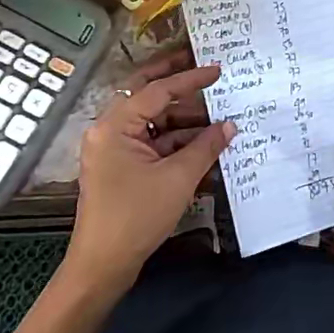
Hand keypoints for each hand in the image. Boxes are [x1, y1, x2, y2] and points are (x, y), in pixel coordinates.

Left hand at [66, 51, 236, 286]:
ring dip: (181, 120)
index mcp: (114, 125)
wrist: (104, 262)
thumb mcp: (177, 179)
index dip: (189, 79)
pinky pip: (148, 143)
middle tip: (205, 71)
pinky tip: (202, 144)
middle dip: (177, 85)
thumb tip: (229, 126)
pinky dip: (172, 142)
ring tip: (217, 116)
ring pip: (150, 122)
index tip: (216, 69)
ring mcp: (111, 148)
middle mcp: (107, 129)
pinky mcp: (118, 166)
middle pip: (146, 97)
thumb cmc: (137, 216)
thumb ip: (205, 148)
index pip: (155, 91)